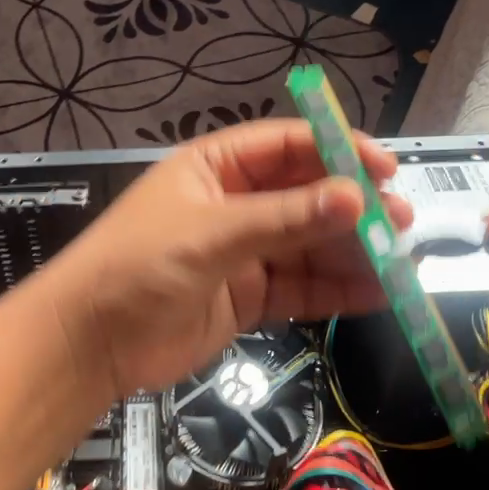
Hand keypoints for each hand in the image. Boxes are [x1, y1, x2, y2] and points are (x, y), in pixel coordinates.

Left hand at [39, 119, 410, 400]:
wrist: (89, 343)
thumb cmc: (138, 266)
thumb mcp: (211, 235)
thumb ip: (284, 219)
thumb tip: (356, 198)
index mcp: (215, 168)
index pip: (286, 146)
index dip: (336, 151)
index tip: (384, 168)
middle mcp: (234, 203)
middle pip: (305, 195)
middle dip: (351, 207)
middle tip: (400, 220)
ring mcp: (242, 251)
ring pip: (308, 244)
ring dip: (351, 251)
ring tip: (398, 260)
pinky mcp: (247, 297)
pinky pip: (300, 287)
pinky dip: (335, 290)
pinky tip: (376, 294)